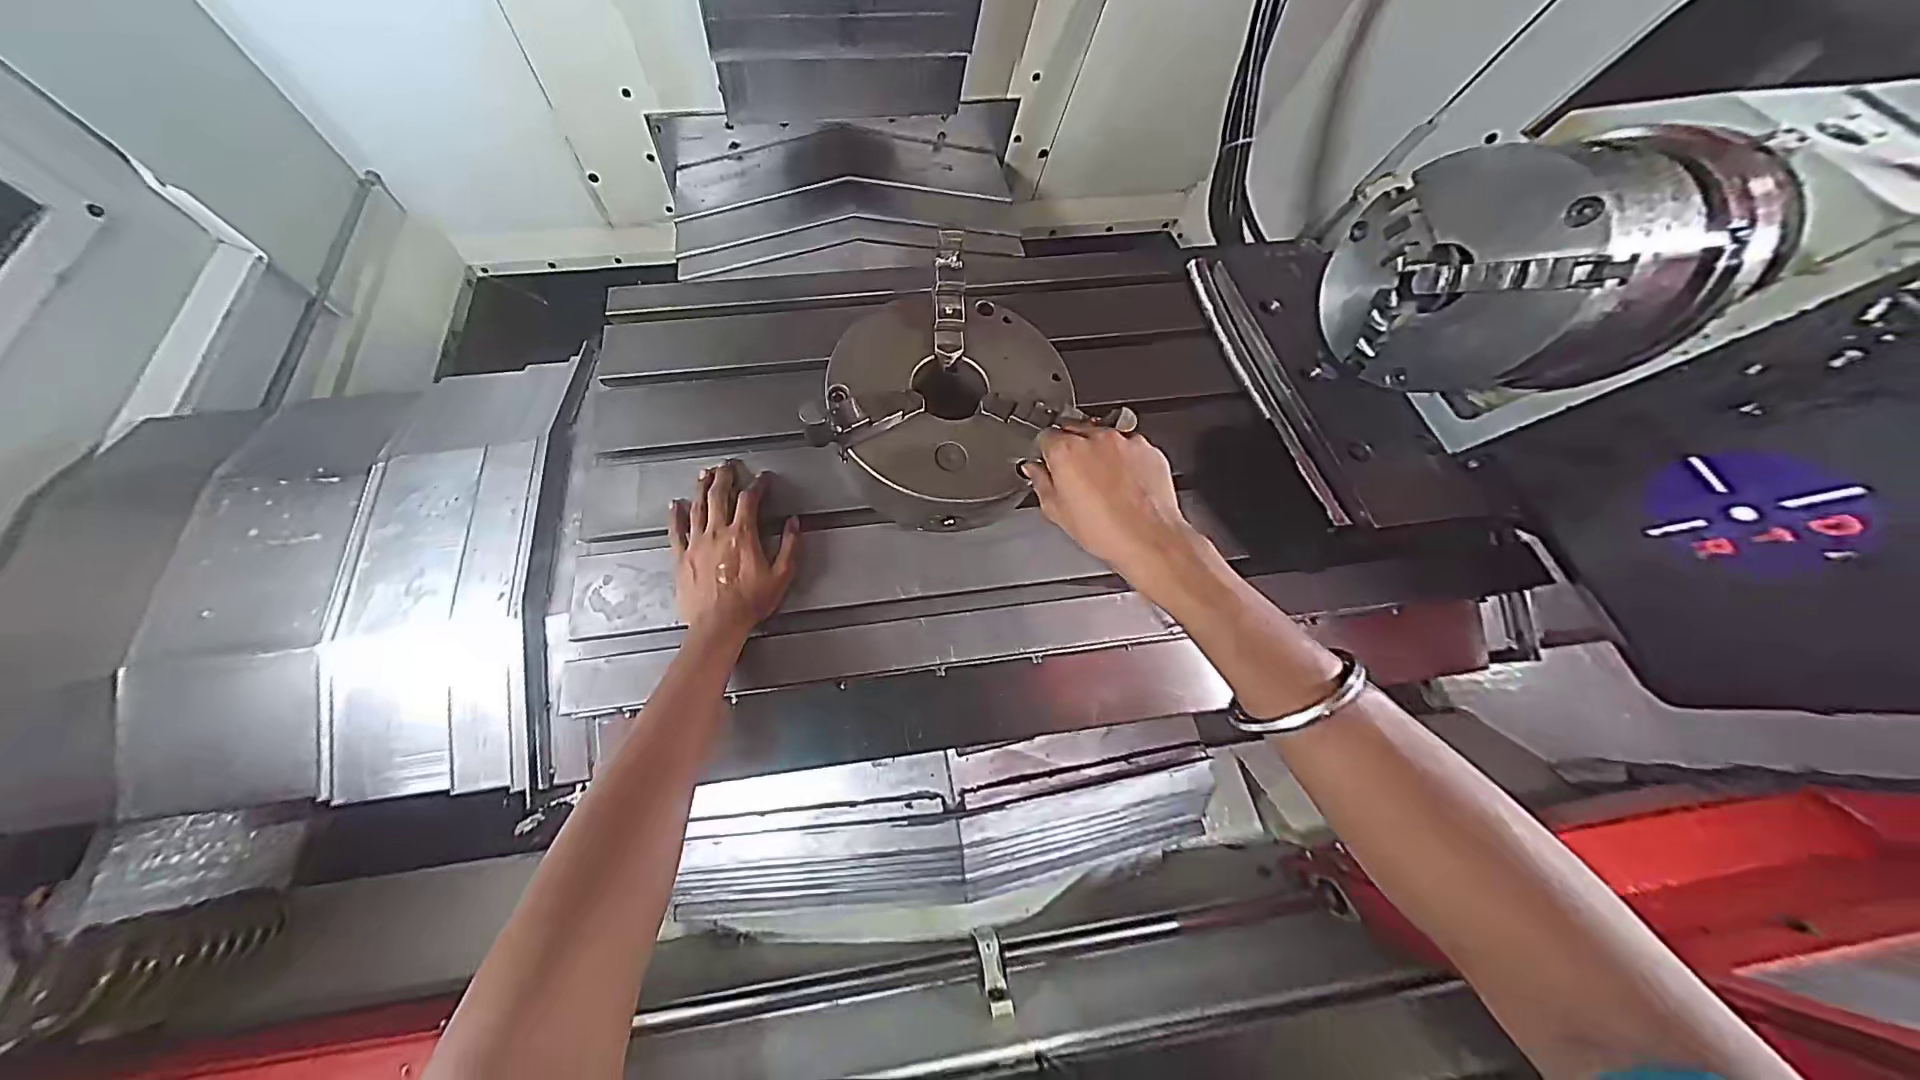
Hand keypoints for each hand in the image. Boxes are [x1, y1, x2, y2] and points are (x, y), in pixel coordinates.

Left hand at [670, 462, 800, 636]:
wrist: (718, 624)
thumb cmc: (749, 603)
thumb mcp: (781, 575)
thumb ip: (790, 546)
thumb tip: (794, 524)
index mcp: (743, 535)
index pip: (750, 500)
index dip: (758, 485)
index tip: (763, 480)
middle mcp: (717, 533)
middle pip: (718, 495)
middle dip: (724, 477)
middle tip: (727, 466)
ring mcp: (696, 543)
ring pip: (697, 506)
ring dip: (701, 487)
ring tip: (704, 474)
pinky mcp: (682, 557)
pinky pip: (676, 530)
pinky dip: (675, 514)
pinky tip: (675, 504)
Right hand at [1024, 423, 1209, 585]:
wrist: (1149, 539)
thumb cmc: (1106, 531)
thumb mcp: (1058, 512)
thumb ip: (1041, 483)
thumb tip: (1034, 470)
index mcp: (1066, 451)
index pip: (1046, 436)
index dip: (1046, 452)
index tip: (1050, 464)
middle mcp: (1095, 439)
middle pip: (1075, 431)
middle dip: (1073, 449)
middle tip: (1076, 477)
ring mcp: (1124, 441)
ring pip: (1104, 437)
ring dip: (1100, 453)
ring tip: (1104, 484)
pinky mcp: (1148, 449)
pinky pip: (1130, 447)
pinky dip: (1125, 459)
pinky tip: (1124, 484)